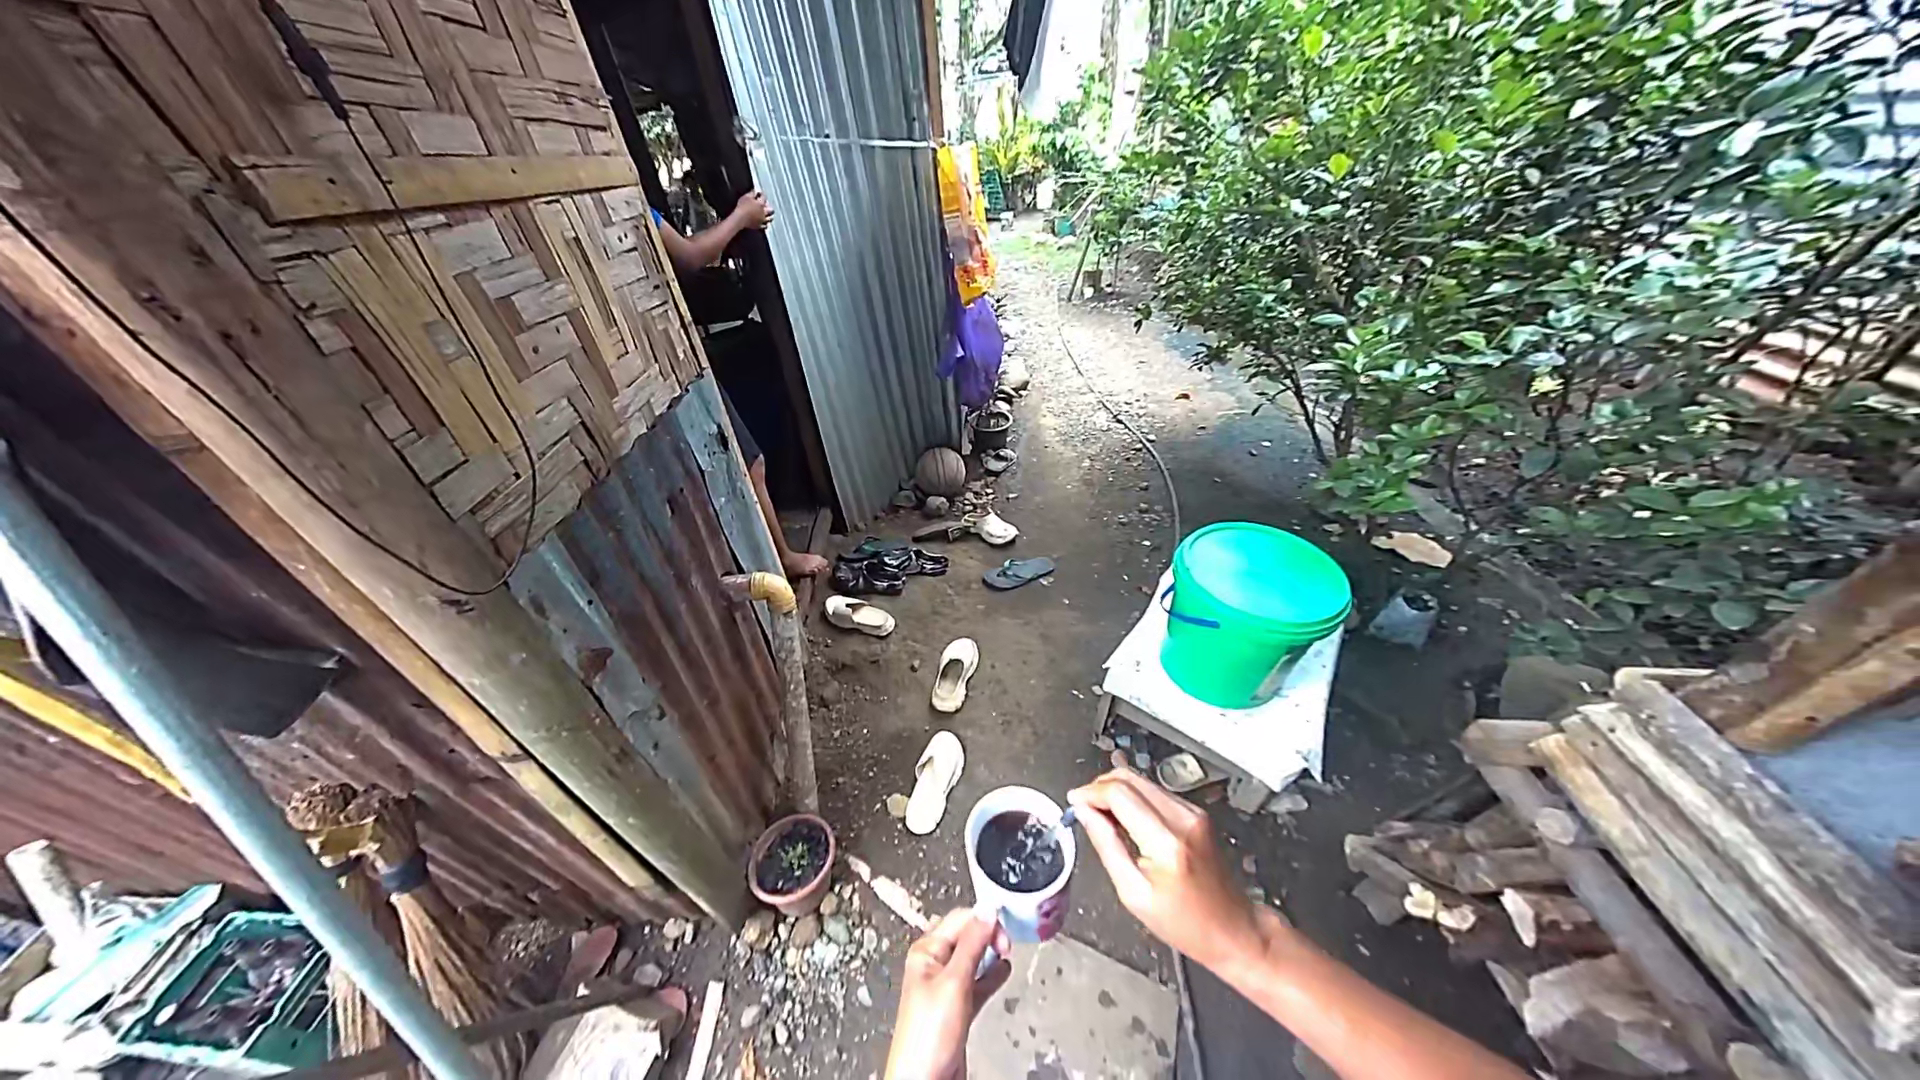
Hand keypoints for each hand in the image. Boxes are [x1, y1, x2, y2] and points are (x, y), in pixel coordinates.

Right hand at [732, 190, 773, 229]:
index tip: (759, 194)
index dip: (762, 194)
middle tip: (765, 205)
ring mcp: (762, 220)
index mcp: (761, 204)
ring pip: (770, 219)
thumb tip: (754, 190)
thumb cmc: (742, 206)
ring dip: (769, 216)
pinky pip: (765, 226)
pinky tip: (764, 223)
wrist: (740, 218)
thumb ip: (752, 193)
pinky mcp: (759, 226)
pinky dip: (765, 224)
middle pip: (771, 210)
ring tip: (767, 215)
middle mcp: (764, 212)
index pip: (764, 197)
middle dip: (769, 207)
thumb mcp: (746, 197)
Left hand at [884, 908, 1011, 1079]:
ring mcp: (946, 987)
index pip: (960, 919)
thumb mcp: (954, 981)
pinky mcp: (957, 1008)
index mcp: (927, 951)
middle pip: (966, 936)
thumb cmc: (927, 1037)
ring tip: (1006, 950)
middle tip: (1006, 943)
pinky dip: (990, 975)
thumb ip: (972, 944)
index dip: (983, 921)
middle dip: (987, 934)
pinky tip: (1002, 972)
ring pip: (973, 959)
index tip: (1004, 929)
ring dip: (990, 953)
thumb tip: (987, 910)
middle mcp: (934, 965)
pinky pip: (977, 982)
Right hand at [1068, 769, 1267, 970]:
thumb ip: (1106, 846)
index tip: (1073, 801)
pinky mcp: (1196, 812)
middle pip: (1129, 778)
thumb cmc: (1186, 923)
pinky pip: (1155, 791)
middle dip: (1099, 786)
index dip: (1090, 793)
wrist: (1234, 929)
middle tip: (1083, 805)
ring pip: (1141, 780)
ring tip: (1101, 814)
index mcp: (1166, 842)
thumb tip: (1084, 813)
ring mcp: (1192, 812)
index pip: (1119, 794)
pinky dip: (1133, 796)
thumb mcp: (1134, 894)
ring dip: (1115, 790)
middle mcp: (1182, 818)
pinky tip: (1125, 817)